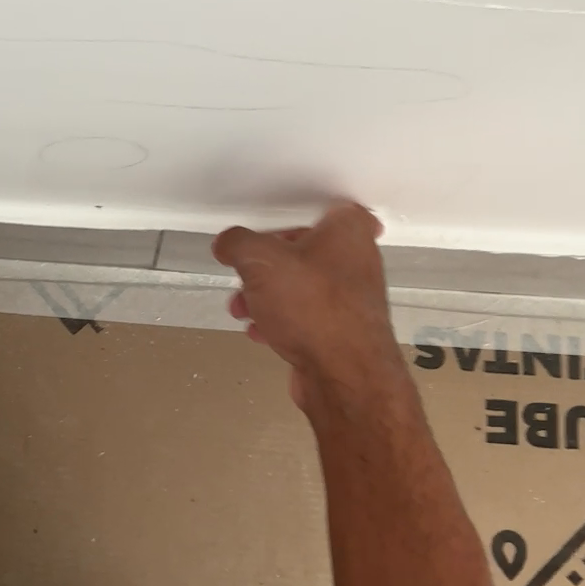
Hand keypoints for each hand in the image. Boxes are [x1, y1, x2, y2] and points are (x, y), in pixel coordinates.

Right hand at [212, 201, 399, 408]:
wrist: (344, 374)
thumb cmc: (311, 305)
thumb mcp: (259, 261)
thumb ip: (237, 244)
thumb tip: (226, 244)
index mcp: (348, 230)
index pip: (317, 210)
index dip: (285, 221)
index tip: (263, 235)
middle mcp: (358, 260)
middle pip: (302, 253)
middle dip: (265, 268)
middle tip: (244, 278)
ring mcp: (353, 299)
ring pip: (300, 287)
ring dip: (266, 297)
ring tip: (243, 310)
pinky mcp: (343, 332)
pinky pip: (305, 317)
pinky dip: (281, 321)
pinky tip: (261, 332)